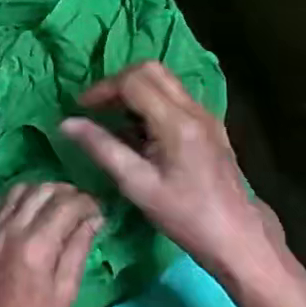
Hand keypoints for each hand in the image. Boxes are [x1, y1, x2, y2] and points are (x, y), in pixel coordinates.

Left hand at [0, 182, 102, 306]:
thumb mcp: (67, 289)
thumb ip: (79, 247)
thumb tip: (95, 218)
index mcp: (37, 246)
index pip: (67, 205)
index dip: (88, 202)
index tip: (100, 209)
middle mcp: (14, 228)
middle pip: (45, 190)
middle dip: (69, 192)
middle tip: (84, 205)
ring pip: (23, 188)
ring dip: (45, 189)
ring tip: (61, 203)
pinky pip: (3, 199)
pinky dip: (22, 194)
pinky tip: (35, 205)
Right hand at [60, 61, 287, 281]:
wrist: (237, 236)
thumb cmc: (185, 216)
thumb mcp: (136, 185)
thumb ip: (101, 148)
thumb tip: (67, 123)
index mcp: (176, 122)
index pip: (133, 82)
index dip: (102, 89)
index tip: (80, 109)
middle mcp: (194, 109)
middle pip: (150, 70)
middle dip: (118, 83)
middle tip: (97, 107)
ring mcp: (205, 115)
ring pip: (164, 81)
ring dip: (134, 91)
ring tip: (113, 120)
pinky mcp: (209, 125)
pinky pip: (174, 97)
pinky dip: (150, 102)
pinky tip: (138, 133)